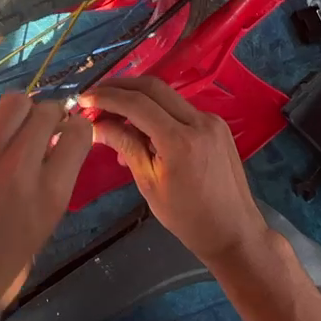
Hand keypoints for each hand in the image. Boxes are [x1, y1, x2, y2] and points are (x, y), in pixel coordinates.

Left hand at [0, 93, 92, 316]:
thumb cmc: (0, 263)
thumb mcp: (43, 224)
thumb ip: (53, 180)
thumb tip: (54, 143)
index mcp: (49, 194)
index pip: (79, 134)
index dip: (78, 128)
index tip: (70, 132)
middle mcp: (20, 166)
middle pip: (46, 111)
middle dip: (50, 115)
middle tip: (43, 128)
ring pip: (15, 102)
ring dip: (22, 111)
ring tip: (16, 128)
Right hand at [79, 77, 269, 265]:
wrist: (235, 234)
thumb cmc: (188, 218)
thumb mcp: (150, 185)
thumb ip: (125, 146)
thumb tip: (97, 125)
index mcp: (180, 141)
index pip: (136, 104)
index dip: (107, 97)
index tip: (85, 100)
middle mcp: (198, 121)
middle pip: (152, 87)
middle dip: (120, 86)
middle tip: (96, 96)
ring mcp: (211, 120)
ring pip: (166, 95)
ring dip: (137, 97)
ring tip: (113, 112)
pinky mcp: (217, 124)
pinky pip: (180, 108)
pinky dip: (157, 110)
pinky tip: (141, 127)